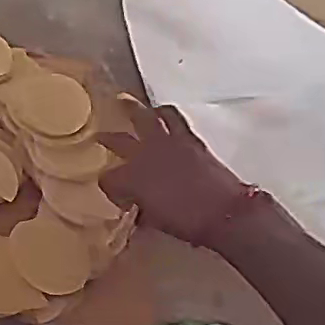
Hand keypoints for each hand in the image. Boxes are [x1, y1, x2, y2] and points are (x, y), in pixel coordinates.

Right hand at [99, 98, 254, 250]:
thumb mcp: (154, 220)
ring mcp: (166, 142)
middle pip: (118, 141)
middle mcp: (143, 155)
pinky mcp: (189, 138)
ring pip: (145, 117)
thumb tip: (138, 206)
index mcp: (130, 179)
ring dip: (133, 110)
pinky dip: (164, 114)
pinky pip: (173, 118)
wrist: (224, 211)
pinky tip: (162, 114)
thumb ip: (141, 209)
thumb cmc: (186, 222)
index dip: (110, 188)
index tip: (118, 196)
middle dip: (107, 139)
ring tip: (127, 103)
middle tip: (100, 136)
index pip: (108, 179)